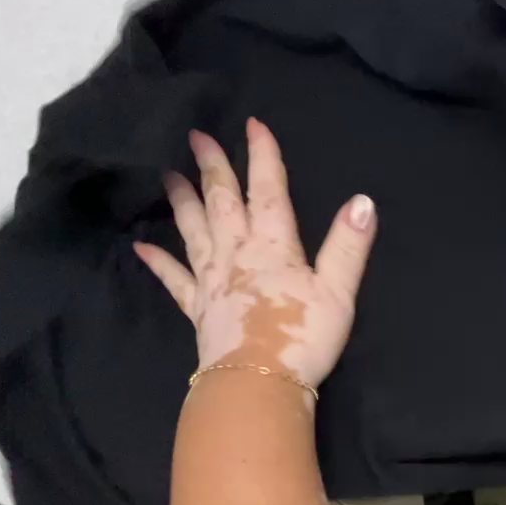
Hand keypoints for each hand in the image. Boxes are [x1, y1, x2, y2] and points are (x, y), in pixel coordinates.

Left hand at [135, 118, 375, 389]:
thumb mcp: (339, 291)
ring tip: (169, 176)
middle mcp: (237, 254)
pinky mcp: (200, 308)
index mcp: (274, 247)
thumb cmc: (305, 336)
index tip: (253, 124)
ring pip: (194, 231)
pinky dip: (160, 263)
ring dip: (183, 202)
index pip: (268, 193)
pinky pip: (176, 280)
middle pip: (223, 203)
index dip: (263, 158)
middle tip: (195, 137)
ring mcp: (213, 280)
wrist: (259, 380)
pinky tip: (142, 249)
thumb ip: (349, 247)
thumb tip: (364, 201)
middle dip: (213, 168)